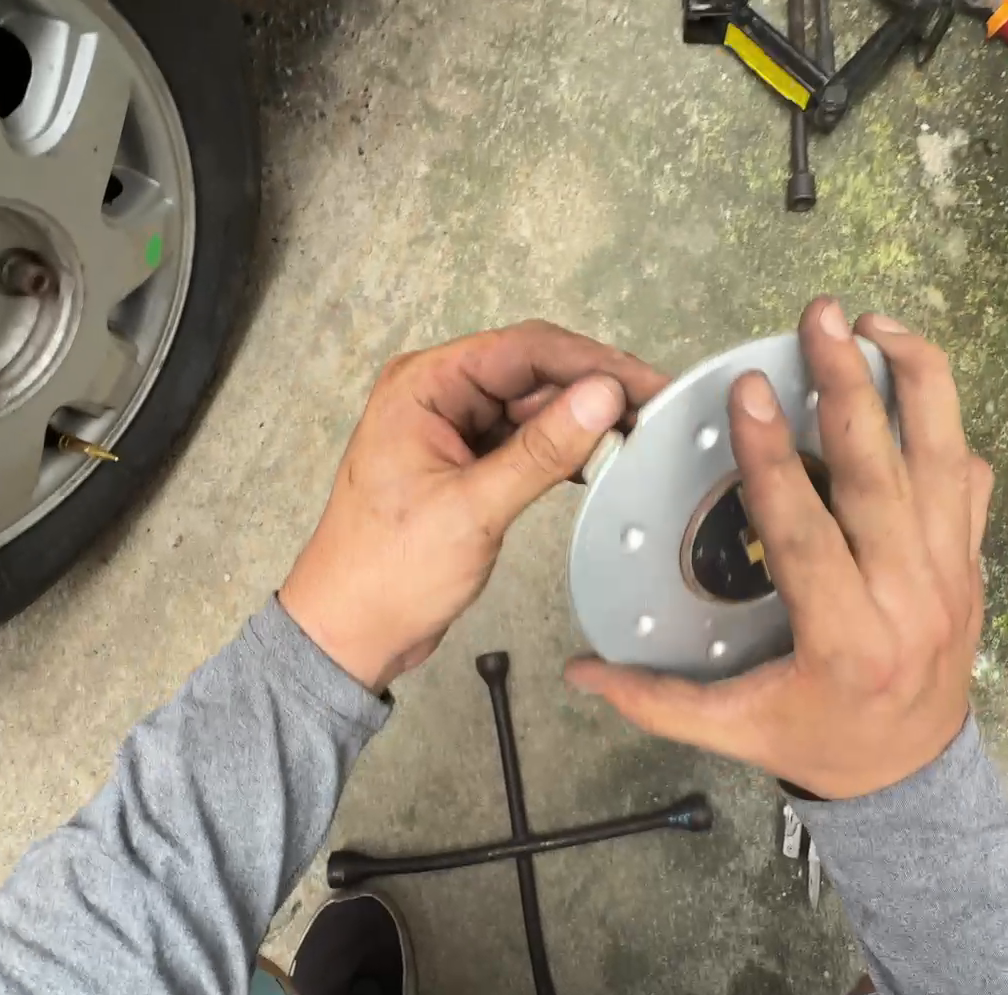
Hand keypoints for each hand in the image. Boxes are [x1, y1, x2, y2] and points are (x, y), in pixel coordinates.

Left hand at [281, 321, 669, 691]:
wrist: (352, 630)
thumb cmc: (393, 569)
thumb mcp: (472, 508)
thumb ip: (541, 451)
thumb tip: (606, 395)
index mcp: (426, 386)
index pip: (524, 350)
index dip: (592, 362)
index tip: (649, 384)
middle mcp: (439, 395)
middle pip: (532, 374)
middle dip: (592, 392)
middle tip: (656, 415)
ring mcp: (453, 430)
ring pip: (532, 409)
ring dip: (581, 423)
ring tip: (639, 438)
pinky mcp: (467, 464)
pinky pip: (524, 442)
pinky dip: (560, 451)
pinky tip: (599, 462)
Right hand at [566, 299, 993, 798]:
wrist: (914, 776)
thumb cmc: (821, 744)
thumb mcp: (733, 732)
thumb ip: (654, 701)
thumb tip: (579, 673)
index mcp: (846, 640)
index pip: (806, 533)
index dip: (771, 459)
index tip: (747, 391)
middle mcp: (912, 598)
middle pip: (885, 475)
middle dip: (849, 386)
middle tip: (821, 320)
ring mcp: (954, 576)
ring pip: (947, 461)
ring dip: (916, 383)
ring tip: (876, 326)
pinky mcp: (972, 565)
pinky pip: (971, 482)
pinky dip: (948, 426)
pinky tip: (915, 391)